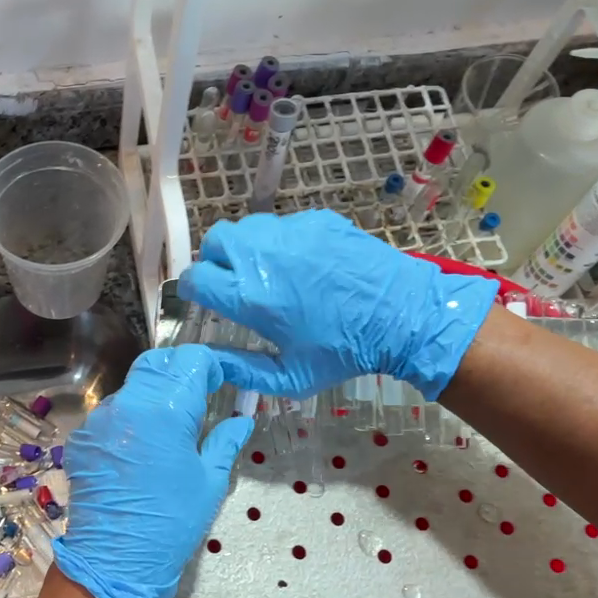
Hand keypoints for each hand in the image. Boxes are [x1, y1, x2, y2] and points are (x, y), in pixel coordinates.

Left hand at [52, 345, 252, 597]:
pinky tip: (147, 446)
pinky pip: (114, 414)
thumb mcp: (210, 481)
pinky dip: (135, 418)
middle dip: (186, 370)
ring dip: (158, 393)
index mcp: (164, 409)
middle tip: (208, 390)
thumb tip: (242, 419)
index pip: (193, 359)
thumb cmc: (172, 522)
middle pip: (160, 363)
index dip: (218, 363)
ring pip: (134, 386)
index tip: (233, 378)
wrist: (115, 562)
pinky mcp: (83, 439)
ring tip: (179, 421)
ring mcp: (99, 420)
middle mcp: (127, 403)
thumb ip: (224, 440)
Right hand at [177, 210, 499, 399]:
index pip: (195, 278)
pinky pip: (281, 224)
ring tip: (265, 272)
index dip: (194, 291)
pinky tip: (301, 265)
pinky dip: (278, 242)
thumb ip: (239, 369)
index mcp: (250, 296)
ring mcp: (290, 232)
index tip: (206, 302)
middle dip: (214, 262)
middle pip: (213, 243)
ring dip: (243, 249)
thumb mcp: (287, 377)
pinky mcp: (316, 220)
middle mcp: (262, 255)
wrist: (403, 316)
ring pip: (245, 228)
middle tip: (232, 283)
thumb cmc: (342, 353)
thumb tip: (205, 360)